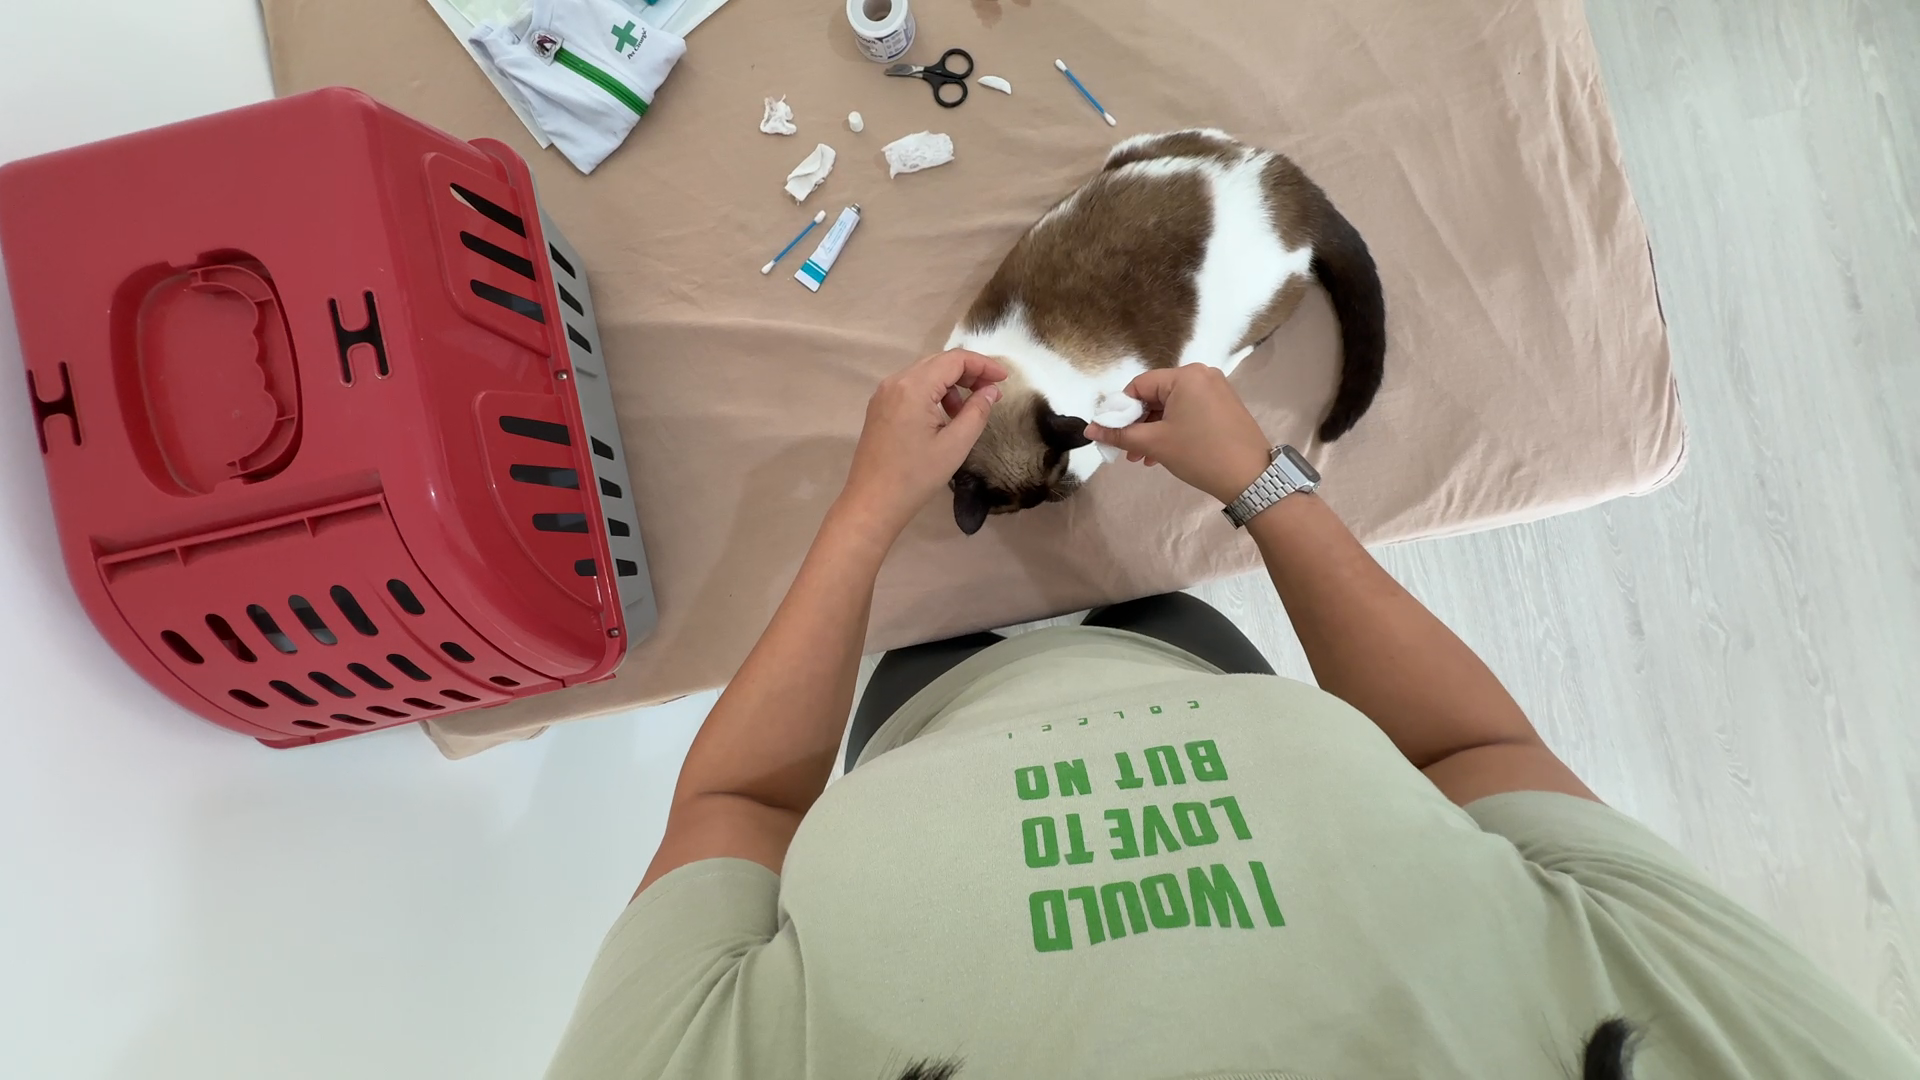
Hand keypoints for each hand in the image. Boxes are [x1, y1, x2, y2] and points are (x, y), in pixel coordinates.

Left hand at [840, 349, 1006, 534]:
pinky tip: (942, 417)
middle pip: (938, 362)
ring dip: (950, 385)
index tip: (1005, 379)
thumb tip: (990, 391)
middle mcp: (895, 382)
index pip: (955, 359)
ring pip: (924, 374)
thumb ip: (977, 412)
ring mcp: (883, 394)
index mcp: (913, 387)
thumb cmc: (916, 477)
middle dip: (968, 372)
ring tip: (965, 412)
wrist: (873, 502)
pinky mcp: (879, 408)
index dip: (983, 365)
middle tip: (991, 393)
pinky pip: (911, 388)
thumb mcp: (955, 445)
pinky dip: (932, 393)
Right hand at [1084, 365, 1270, 502]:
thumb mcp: (1155, 443)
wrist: (1251, 477)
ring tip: (1143, 457)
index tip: (1115, 435)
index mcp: (1185, 376)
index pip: (1139, 385)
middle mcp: (1201, 375)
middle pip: (1155, 395)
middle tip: (1128, 450)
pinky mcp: (1224, 405)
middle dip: (1138, 424)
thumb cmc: (1199, 454)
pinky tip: (1163, 453)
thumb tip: (1089, 429)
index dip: (1122, 410)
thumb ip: (1119, 434)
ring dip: (1153, 430)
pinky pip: (1188, 411)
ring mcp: (1216, 390)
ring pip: (1171, 406)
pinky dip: (1173, 429)